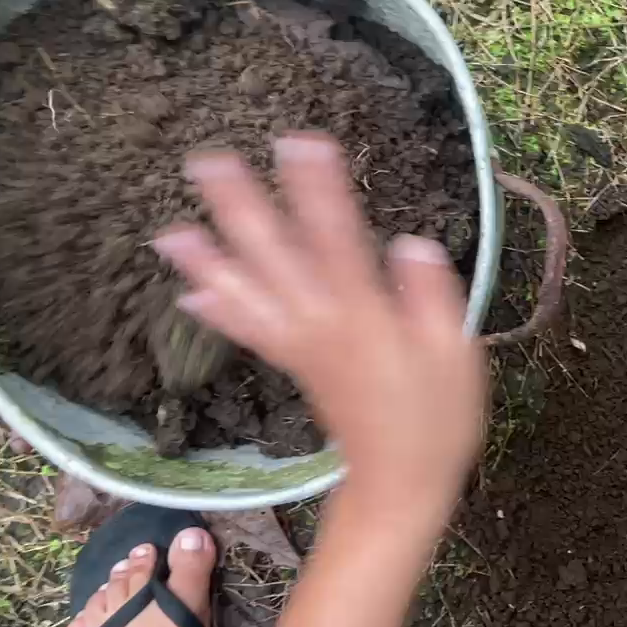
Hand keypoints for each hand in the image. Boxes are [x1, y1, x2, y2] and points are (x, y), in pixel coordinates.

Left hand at [153, 133, 485, 531]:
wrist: (399, 483)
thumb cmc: (437, 420)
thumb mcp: (456, 356)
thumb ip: (433, 299)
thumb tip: (412, 245)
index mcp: (367, 318)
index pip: (340, 241)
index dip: (319, 191)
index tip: (301, 143)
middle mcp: (323, 325)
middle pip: (278, 259)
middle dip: (244, 209)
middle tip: (208, 162)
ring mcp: (302, 347)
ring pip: (250, 295)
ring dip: (210, 261)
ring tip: (169, 229)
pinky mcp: (295, 366)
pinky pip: (250, 334)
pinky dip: (220, 311)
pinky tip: (191, 293)